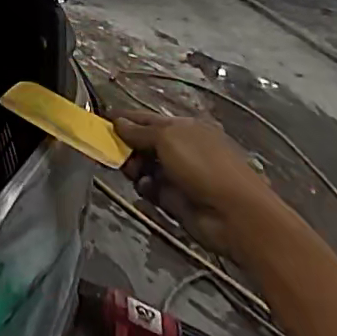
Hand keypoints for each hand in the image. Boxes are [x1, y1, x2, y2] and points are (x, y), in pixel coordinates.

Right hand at [113, 110, 279, 257]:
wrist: (236, 216)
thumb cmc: (203, 167)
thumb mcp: (168, 138)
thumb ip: (138, 130)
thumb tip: (117, 122)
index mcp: (184, 128)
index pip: (145, 118)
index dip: (123, 119)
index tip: (100, 122)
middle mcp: (181, 149)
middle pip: (141, 143)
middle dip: (126, 147)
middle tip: (117, 154)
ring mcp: (179, 175)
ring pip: (143, 166)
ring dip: (134, 169)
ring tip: (134, 175)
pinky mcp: (175, 199)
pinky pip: (150, 189)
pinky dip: (146, 189)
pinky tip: (148, 191)